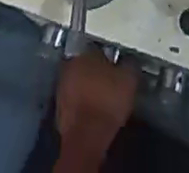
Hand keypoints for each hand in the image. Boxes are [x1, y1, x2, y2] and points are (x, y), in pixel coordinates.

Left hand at [53, 51, 136, 172]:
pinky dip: (84, 105)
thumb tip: (128, 61)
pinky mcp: (59, 111)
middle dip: (98, 73)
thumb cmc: (108, 103)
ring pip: (79, 84)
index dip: (111, 61)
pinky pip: (75, 102)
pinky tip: (95, 113)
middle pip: (87, 66)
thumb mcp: (129, 80)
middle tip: (112, 84)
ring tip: (104, 100)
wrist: (87, 138)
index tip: (119, 70)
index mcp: (84, 55)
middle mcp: (69, 67)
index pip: (99, 50)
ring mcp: (61, 89)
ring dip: (89, 89)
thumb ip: (129, 65)